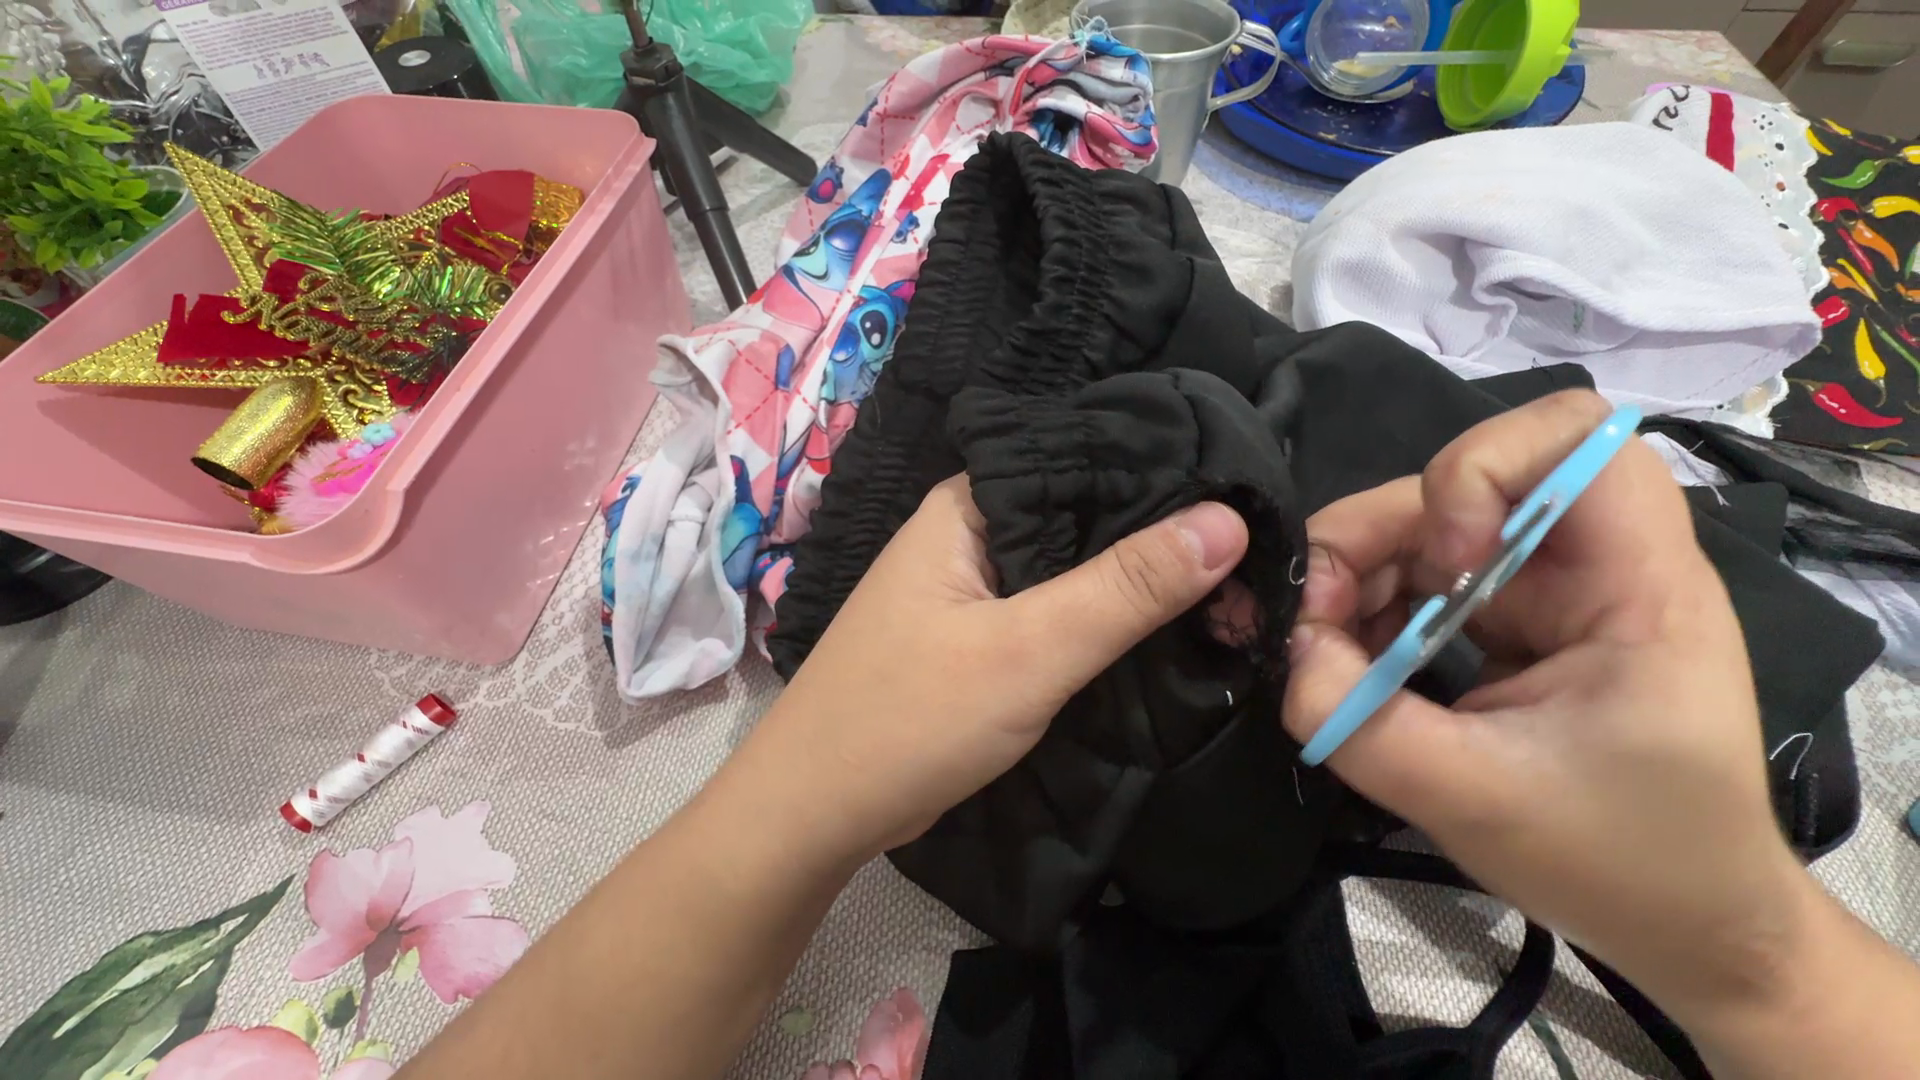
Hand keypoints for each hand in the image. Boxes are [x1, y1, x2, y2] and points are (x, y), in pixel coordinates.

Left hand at [730, 474, 1246, 869]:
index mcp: (971, 506)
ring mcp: (977, 588)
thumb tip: (1228, 520)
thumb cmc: (911, 717)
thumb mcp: (1028, 650)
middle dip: (1164, 543)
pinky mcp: (984, 637)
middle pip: (1086, 520)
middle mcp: (974, 533)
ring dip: (1140, 588)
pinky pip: (1059, 615)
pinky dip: (1107, 625)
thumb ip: (1125, 588)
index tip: (1253, 502)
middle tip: (1260, 559)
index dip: (1169, 481)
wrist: (821, 809)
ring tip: (1236, 592)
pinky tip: (1168, 632)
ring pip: (1077, 572)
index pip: (1087, 464)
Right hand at [1283, 390, 1817, 1018]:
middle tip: (1313, 620)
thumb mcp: (1471, 798)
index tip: (1441, 570)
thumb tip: (1284, 646)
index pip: (1574, 440)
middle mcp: (1582, 565)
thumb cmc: (1617, 860)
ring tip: (1317, 650)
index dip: (1482, 472)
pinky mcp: (1501, 618)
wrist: (1678, 920)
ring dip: (1350, 578)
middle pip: (1455, 485)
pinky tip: (1342, 662)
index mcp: (1633, 585)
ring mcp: (1536, 589)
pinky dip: (1361, 612)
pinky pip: (1409, 580)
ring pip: (1417, 528)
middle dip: (1367, 541)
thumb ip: (1359, 721)